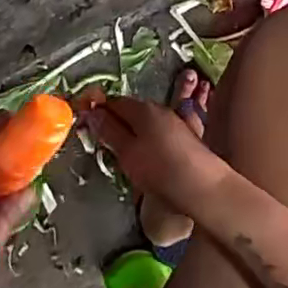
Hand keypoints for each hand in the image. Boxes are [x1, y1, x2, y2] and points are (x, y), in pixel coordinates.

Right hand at [85, 97, 234, 218]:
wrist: (201, 186)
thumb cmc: (159, 168)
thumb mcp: (128, 152)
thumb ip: (110, 131)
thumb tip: (92, 112)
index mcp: (143, 109)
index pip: (115, 102)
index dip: (99, 111)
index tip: (86, 124)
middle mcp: (160, 110)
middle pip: (131, 110)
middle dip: (115, 120)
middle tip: (100, 140)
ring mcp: (175, 122)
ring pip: (146, 121)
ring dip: (132, 130)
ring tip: (120, 150)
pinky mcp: (185, 136)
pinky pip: (158, 131)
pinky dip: (147, 138)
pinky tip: (145, 153)